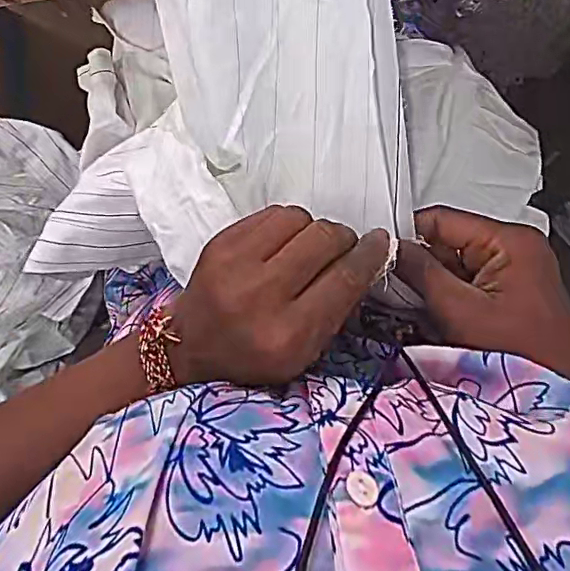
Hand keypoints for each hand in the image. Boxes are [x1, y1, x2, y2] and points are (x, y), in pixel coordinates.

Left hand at [169, 206, 390, 385]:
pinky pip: (272, 213)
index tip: (379, 245)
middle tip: (342, 248)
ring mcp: (235, 265)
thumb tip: (364, 260)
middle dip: (343, 239)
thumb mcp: (303, 352)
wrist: (190, 346)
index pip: (345, 279)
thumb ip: (336, 308)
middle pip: (325, 239)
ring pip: (300, 218)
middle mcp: (259, 296)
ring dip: (313, 229)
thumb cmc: (250, 356)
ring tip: (306, 248)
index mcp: (287, 335)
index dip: (370, 256)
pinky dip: (286, 225)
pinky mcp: (221, 242)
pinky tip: (282, 243)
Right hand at [395, 206, 569, 397]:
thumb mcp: (461, 312)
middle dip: (422, 266)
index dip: (408, 235)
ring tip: (425, 311)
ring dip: (435, 287)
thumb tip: (395, 250)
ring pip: (456, 266)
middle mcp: (517, 249)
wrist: (562, 401)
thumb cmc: (528, 359)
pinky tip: (442, 320)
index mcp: (511, 241)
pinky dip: (450, 299)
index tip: (384, 256)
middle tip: (400, 291)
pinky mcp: (512, 293)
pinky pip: (469, 284)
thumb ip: (422, 273)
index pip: (443, 219)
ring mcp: (516, 271)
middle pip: (449, 242)